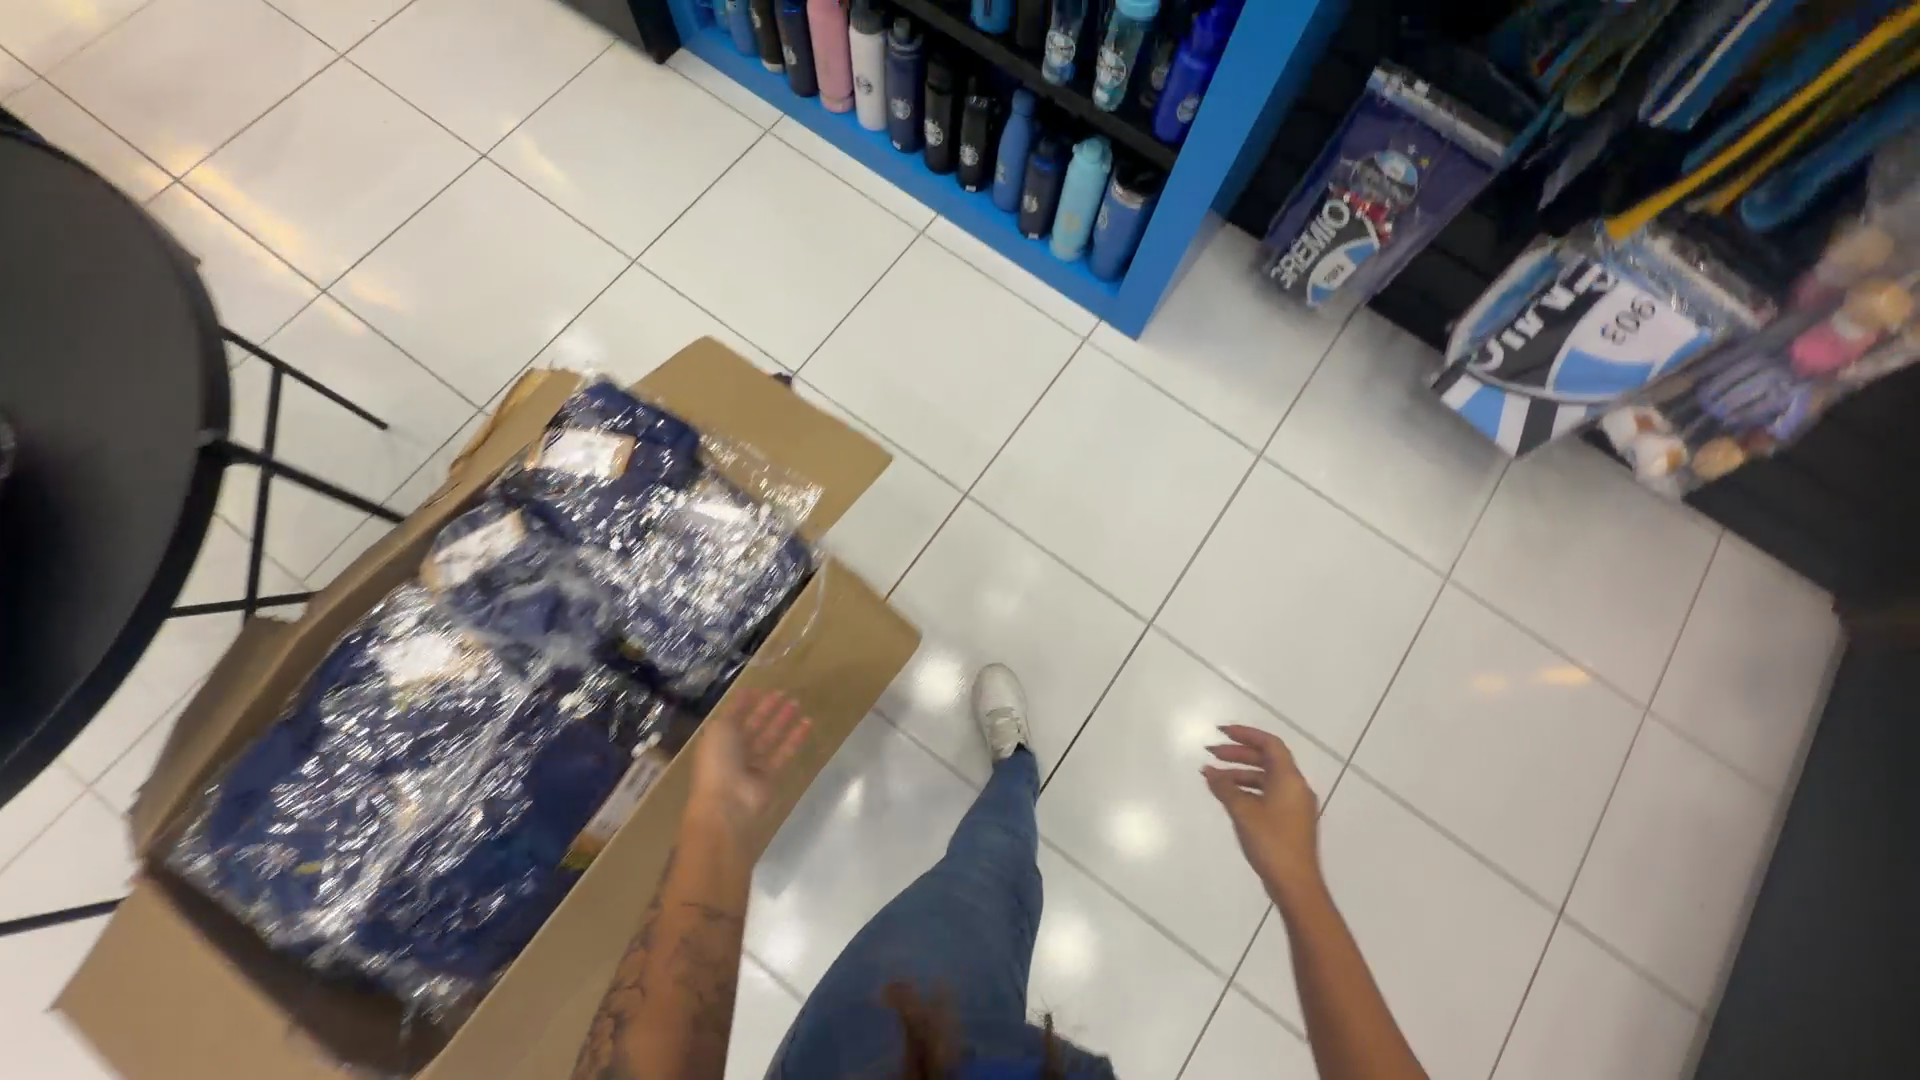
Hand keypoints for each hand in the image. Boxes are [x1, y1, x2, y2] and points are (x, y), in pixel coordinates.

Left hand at [688, 691, 810, 837]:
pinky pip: (784, 752)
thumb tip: (746, 692)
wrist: (727, 802)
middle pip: (754, 725)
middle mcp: (735, 749)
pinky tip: (807, 723)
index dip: (745, 703)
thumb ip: (734, 710)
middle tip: (783, 692)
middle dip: (767, 709)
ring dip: (782, 720)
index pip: (734, 716)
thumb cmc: (718, 761)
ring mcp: (752, 763)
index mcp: (719, 738)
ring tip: (797, 703)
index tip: (761, 688)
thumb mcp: (720, 728)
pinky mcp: (770, 774)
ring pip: (770, 737)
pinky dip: (795, 738)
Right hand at [1203, 725, 1324, 905]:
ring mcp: (1294, 805)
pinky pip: (1267, 793)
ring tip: (1214, 777)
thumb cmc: (1271, 842)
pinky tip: (1228, 796)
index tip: (1221, 732)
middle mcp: (1296, 787)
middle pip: (1267, 759)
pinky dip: (1247, 789)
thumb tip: (1209, 771)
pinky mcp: (1290, 820)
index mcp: (1289, 779)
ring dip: (1240, 772)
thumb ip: (1225, 788)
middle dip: (1238, 753)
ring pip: (1265, 777)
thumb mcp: (1243, 812)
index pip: (1269, 744)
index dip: (1245, 734)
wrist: (1296, 884)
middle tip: (1212, 753)